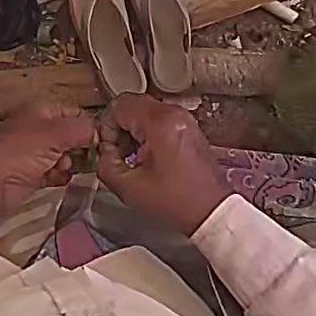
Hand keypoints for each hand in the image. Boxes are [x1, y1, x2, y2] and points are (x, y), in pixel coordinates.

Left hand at [0, 104, 92, 265]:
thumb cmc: (15, 155)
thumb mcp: (54, 134)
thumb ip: (81, 129)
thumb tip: (98, 130)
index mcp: (40, 112)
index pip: (74, 112)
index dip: (88, 125)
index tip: (103, 139)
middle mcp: (36, 129)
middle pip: (69, 135)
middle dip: (80, 146)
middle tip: (88, 156)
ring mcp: (32, 153)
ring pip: (62, 155)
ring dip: (70, 163)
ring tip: (68, 168)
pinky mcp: (29, 175)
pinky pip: (53, 172)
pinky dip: (60, 176)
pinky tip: (62, 179)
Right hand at [95, 95, 231, 235]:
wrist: (212, 211)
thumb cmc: (176, 202)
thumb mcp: (128, 187)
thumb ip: (105, 163)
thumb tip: (104, 151)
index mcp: (159, 122)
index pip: (119, 105)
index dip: (106, 127)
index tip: (108, 149)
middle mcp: (174, 113)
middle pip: (132, 104)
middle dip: (118, 128)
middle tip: (118, 153)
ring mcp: (184, 119)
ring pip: (144, 110)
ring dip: (132, 130)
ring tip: (132, 157)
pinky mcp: (188, 127)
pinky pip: (158, 119)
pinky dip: (146, 133)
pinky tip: (147, 157)